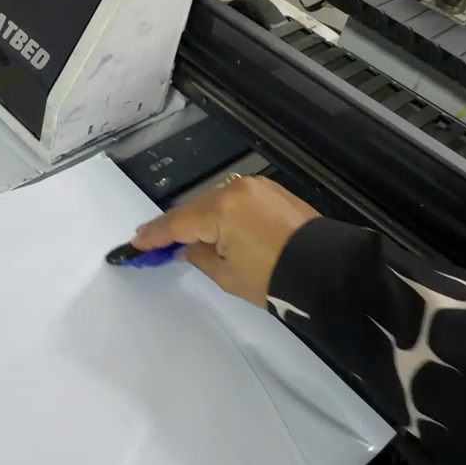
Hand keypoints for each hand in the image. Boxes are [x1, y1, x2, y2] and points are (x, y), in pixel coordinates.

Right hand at [129, 175, 319, 305]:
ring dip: (198, 217)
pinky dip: (220, 212)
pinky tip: (212, 225)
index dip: (155, 234)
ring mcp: (254, 186)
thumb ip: (200, 257)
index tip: (136, 242)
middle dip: (174, 225)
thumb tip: (189, 247)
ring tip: (181, 235)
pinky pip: (234, 199)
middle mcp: (234, 190)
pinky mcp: (270, 190)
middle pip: (193, 208)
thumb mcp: (229, 276)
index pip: (178, 223)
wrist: (329, 269)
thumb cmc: (276, 278)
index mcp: (221, 210)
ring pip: (213, 201)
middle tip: (152, 239)